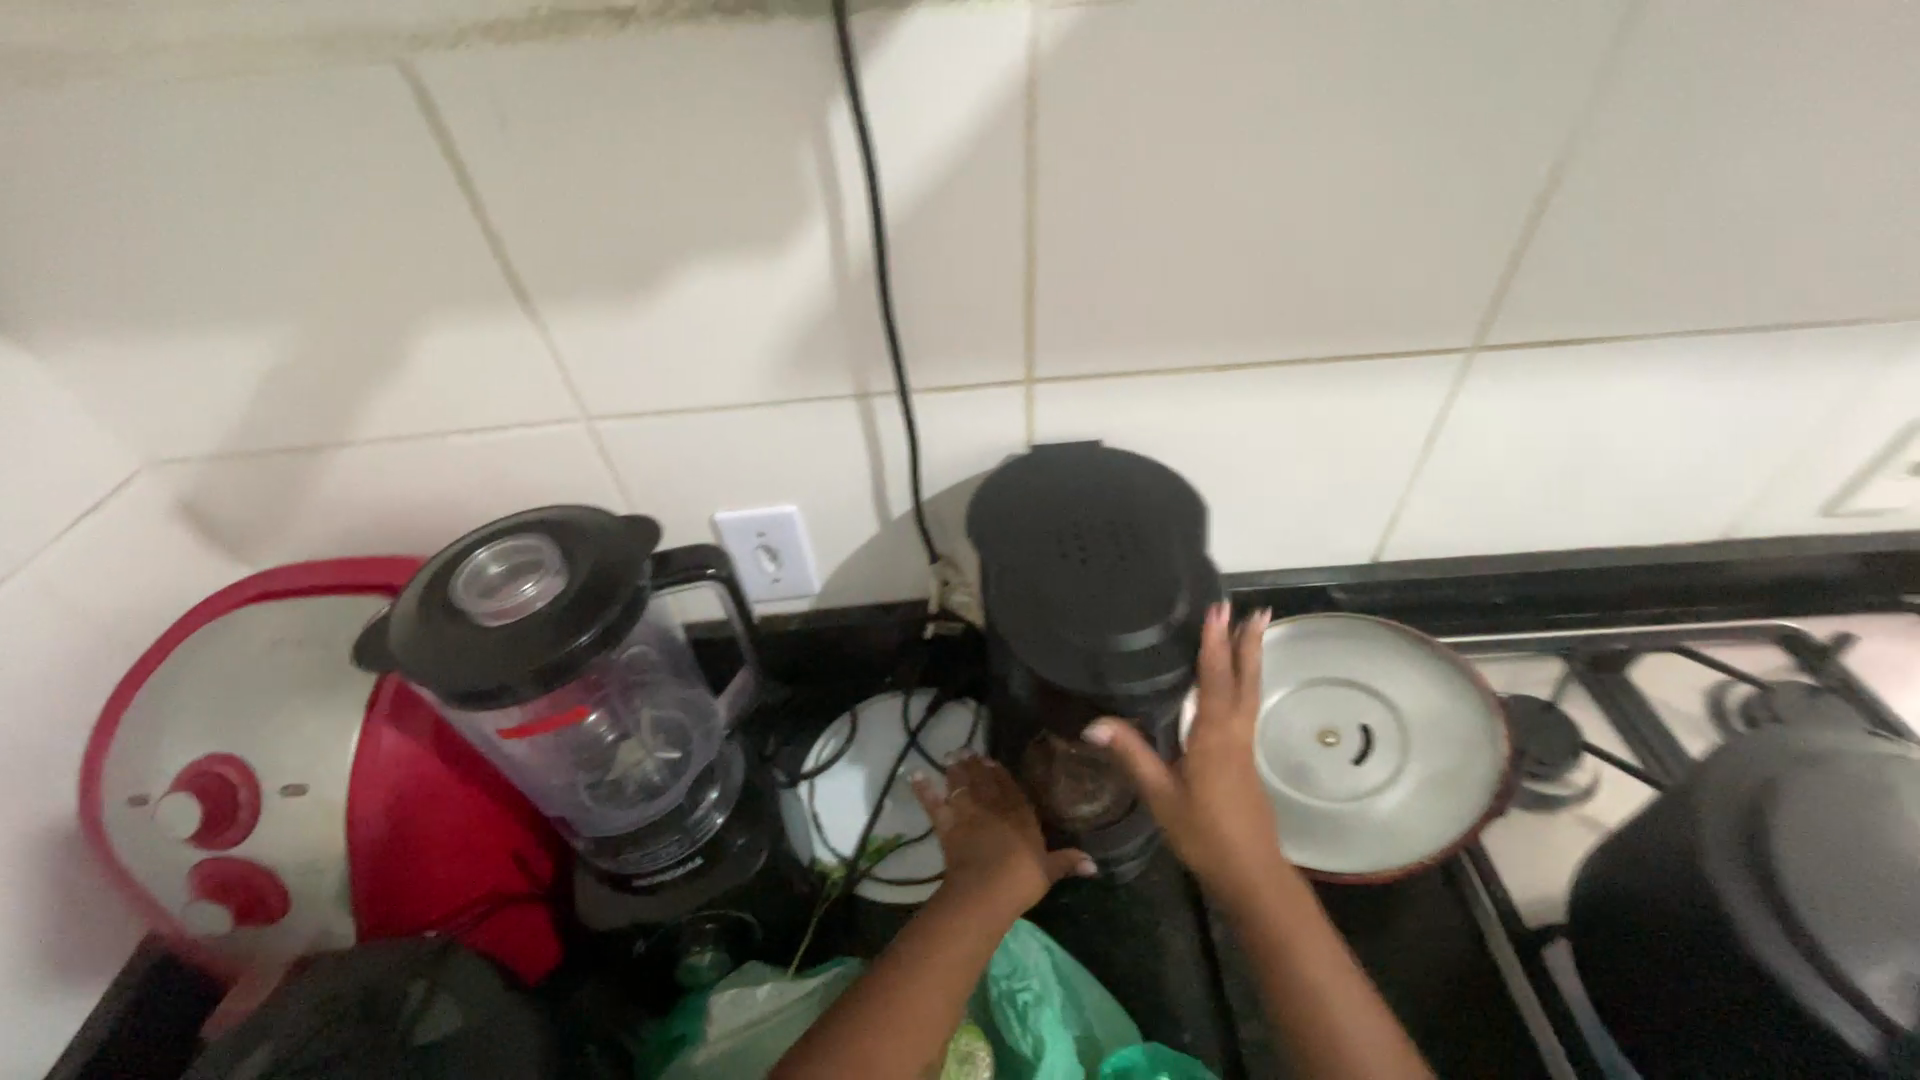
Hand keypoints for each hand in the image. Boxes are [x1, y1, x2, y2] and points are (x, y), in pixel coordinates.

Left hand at [911, 753, 1094, 920]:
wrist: (986, 889)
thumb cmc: (1021, 880)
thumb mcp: (1049, 872)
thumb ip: (1067, 862)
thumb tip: (1095, 864)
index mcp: (1021, 816)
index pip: (1011, 790)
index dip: (1001, 775)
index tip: (992, 760)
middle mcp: (994, 808)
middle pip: (984, 782)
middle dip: (976, 765)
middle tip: (968, 750)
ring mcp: (969, 814)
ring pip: (961, 786)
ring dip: (955, 770)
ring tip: (950, 755)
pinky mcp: (947, 825)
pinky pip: (933, 804)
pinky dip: (923, 789)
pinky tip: (914, 775)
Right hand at [1085, 602, 1286, 910]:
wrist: (1250, 872)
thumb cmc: (1204, 833)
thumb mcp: (1160, 795)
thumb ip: (1131, 755)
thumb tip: (1094, 723)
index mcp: (1215, 736)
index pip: (1215, 680)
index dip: (1215, 643)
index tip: (1219, 610)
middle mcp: (1235, 733)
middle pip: (1245, 680)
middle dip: (1248, 643)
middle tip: (1258, 610)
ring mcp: (1245, 746)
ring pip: (1250, 693)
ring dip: (1251, 660)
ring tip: (1253, 631)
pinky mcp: (1245, 759)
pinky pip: (1246, 708)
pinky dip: (1244, 683)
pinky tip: (1236, 684)